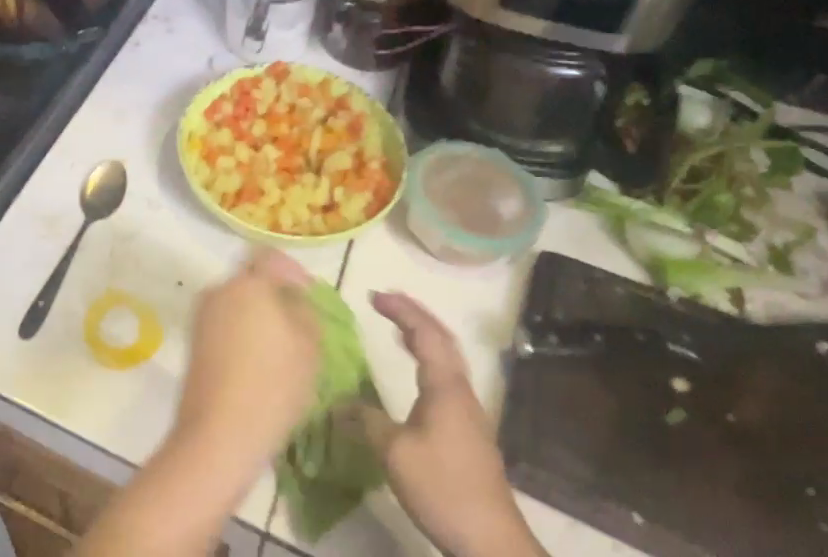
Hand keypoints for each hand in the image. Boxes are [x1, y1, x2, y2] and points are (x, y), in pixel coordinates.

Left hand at [172, 249, 321, 472]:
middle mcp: (219, 291)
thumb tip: (296, 301)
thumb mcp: (309, 348)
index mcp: (249, 284)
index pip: (272, 259)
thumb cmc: (273, 386)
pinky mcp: (193, 343)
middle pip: (252, 281)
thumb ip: (306, 313)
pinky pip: (225, 325)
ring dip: (258, 316)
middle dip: (274, 295)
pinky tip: (258, 364)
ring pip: (237, 304)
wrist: (219, 434)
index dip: (293, 271)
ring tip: (280, 348)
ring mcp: (202, 316)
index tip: (308, 294)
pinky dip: (242, 334)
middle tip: (298, 323)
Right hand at [348, 292, 543, 556]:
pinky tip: (414, 376)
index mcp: (446, 387)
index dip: (401, 310)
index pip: (425, 334)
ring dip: (423, 338)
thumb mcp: (394, 453)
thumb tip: (339, 403)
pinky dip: (427, 362)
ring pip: (448, 360)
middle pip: (442, 341)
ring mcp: (469, 413)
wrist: (489, 538)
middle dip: (415, 316)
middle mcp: (461, 392)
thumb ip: (366, 421)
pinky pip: (447, 379)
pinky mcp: (468, 433)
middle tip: (386, 302)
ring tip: (397, 329)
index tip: (374, 296)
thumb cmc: (442, 487)